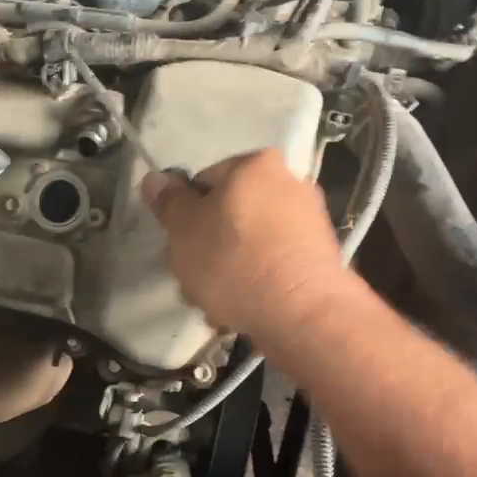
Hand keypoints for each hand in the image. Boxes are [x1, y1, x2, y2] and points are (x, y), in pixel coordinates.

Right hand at [141, 150, 350, 341]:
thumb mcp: (183, 230)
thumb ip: (168, 202)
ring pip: (251, 242)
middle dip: (209, 245)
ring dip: (231, 268)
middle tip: (195, 277)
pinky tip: (245, 306)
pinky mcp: (320, 256)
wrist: (300, 312)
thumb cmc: (233, 261)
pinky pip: (274, 263)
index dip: (186, 215)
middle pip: (230, 214)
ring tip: (219, 301)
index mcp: (255, 164)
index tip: (180, 245)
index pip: (204, 181)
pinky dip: (257, 281)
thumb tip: (155, 179)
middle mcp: (290, 181)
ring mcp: (310, 220)